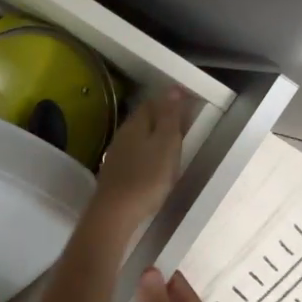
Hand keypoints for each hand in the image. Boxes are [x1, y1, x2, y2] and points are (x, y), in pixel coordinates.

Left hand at [92, 88, 188, 229]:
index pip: (152, 103)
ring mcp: (115, 155)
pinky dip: (145, 154)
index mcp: (136, 124)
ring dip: (153, 137)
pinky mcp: (114, 173)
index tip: (187, 106)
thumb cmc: (147, 177)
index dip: (169, 101)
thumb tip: (172, 89)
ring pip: (137, 138)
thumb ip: (170, 117)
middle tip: (181, 125)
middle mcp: (122, 135)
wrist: (116, 212)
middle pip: (143, 120)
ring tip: (170, 145)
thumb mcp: (166, 144)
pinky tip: (152, 164)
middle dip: (161, 118)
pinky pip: (133, 155)